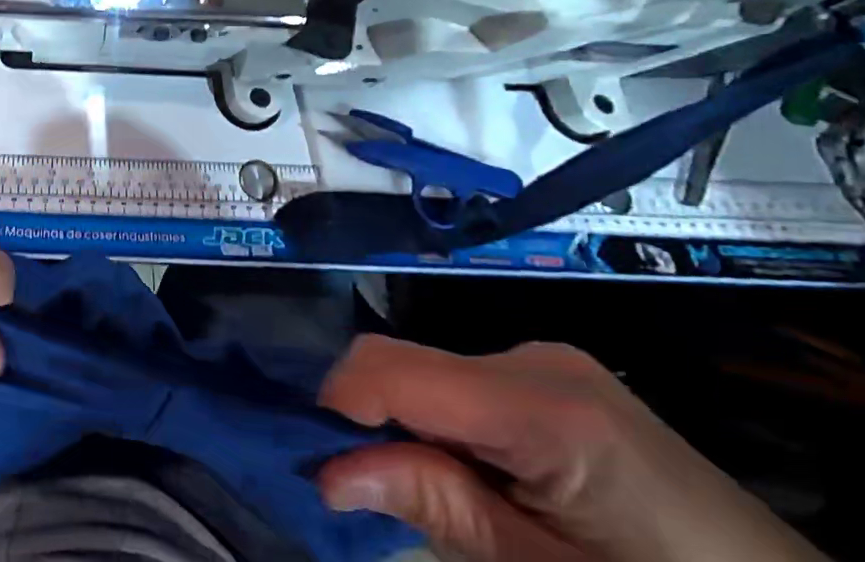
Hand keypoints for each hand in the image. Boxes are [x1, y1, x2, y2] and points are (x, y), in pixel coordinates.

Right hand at [315, 336, 826, 561]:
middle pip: (405, 361)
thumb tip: (328, 473)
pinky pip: (459, 379)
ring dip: (400, 418)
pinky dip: (435, 416)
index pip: (397, 368)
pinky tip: (462, 467)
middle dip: (364, 414)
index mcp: (545, 407)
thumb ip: (435, 506)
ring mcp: (547, 361)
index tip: (311, 459)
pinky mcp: (553, 374)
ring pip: (426, 368)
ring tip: (418, 485)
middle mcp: (536, 359)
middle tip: (360, 486)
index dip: (338, 403)